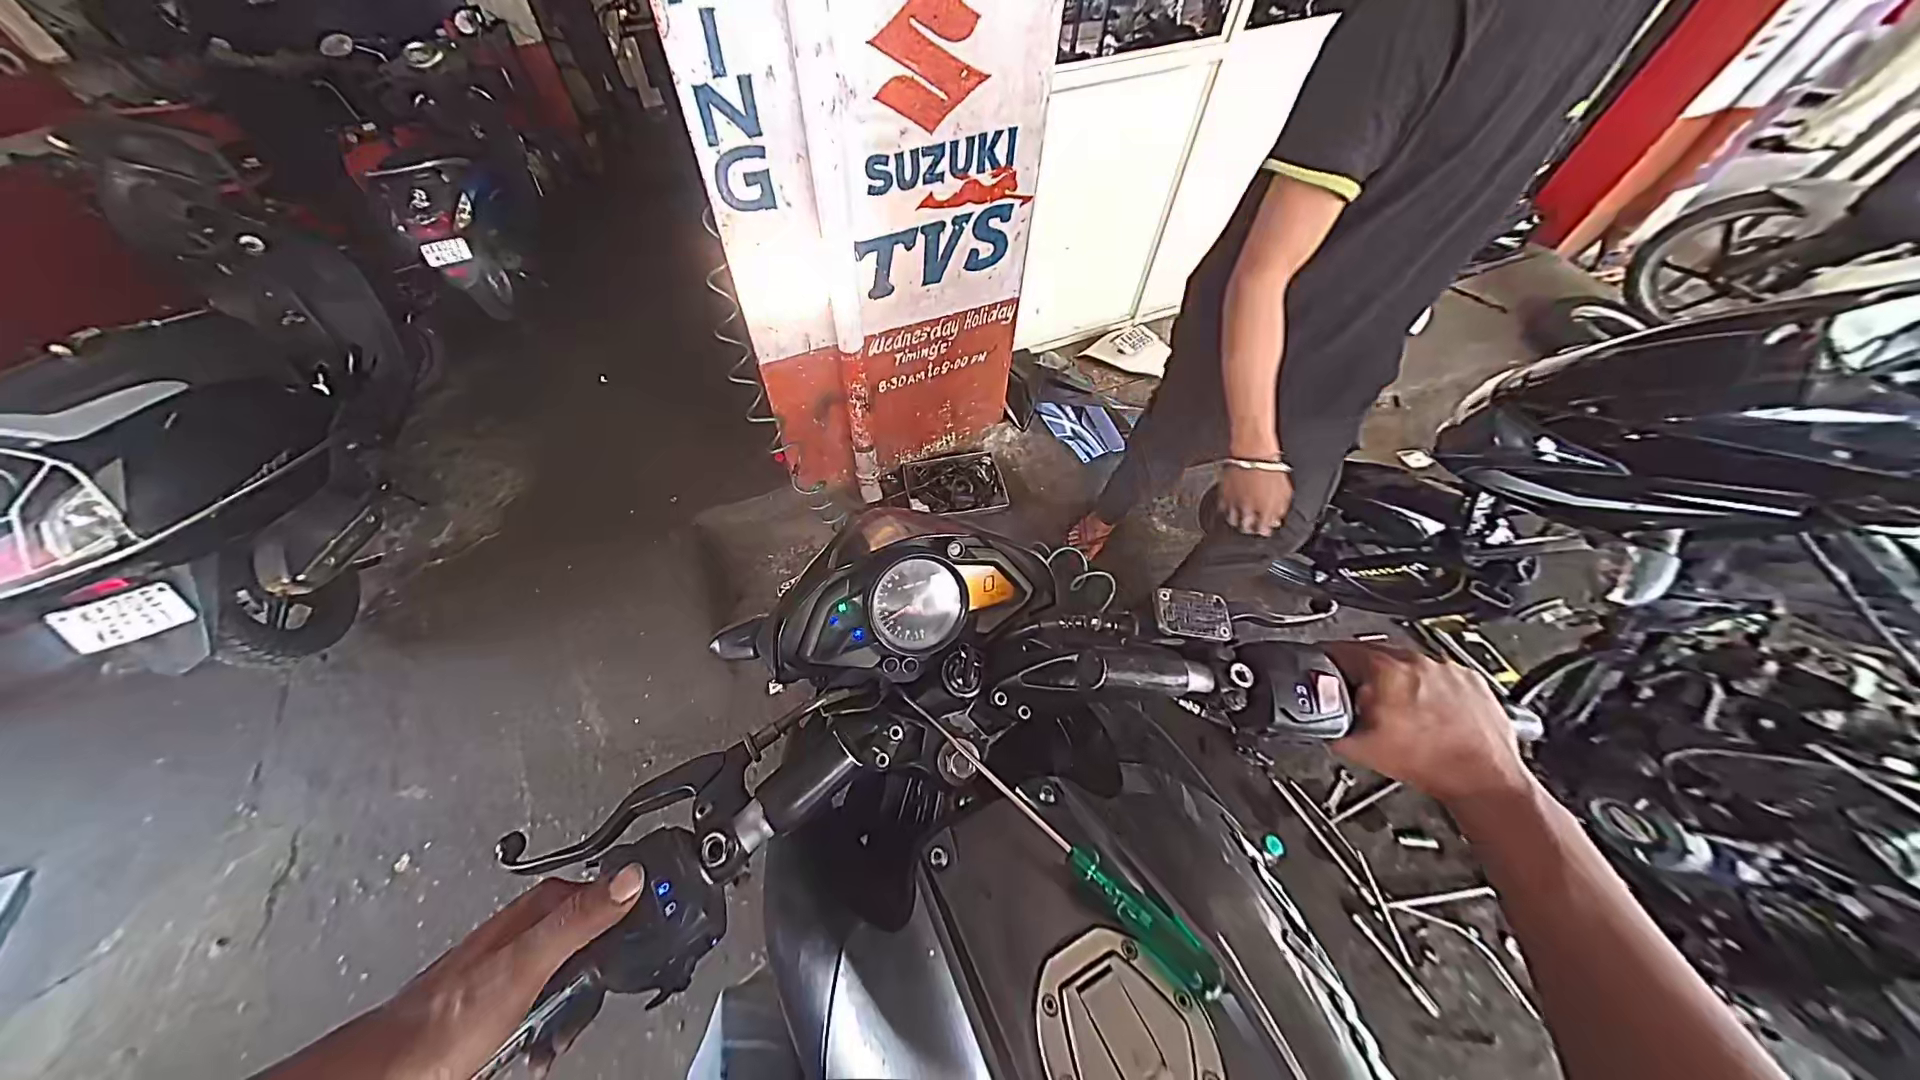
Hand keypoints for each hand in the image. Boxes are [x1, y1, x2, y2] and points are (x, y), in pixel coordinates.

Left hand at [257, 867, 642, 1079]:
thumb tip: (633, 874)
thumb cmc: (444, 1021)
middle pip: (599, 939)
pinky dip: (551, 1028)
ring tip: (547, 1033)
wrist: (389, 1074)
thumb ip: (582, 915)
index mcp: (545, 904)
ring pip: (577, 977)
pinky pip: (552, 1006)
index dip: (628, 923)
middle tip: (574, 1006)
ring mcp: (521, 961)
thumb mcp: (528, 962)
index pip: (615, 891)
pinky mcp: (510, 996)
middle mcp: (534, 925)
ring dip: (570, 1011)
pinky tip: (534, 1042)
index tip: (628, 953)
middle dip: (595, 981)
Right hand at [1219, 467, 1293, 536]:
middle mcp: (1248, 510)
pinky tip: (1232, 507)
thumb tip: (1275, 521)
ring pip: (1232, 521)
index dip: (1264, 530)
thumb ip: (1279, 509)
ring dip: (1238, 520)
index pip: (1262, 530)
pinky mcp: (1223, 495)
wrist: (1254, 454)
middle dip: (1250, 528)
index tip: (1264, 529)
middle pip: (1245, 528)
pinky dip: (1227, 510)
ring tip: (1241, 517)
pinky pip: (1223, 509)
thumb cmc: (1270, 470)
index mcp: (1264, 511)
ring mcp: (1234, 503)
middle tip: (1252, 525)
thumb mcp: (1284, 491)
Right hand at [1322, 641, 1533, 807]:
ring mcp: (1446, 668)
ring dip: (1394, 677)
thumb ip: (1328, 723)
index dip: (1325, 661)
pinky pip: (1436, 672)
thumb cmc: (1430, 764)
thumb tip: (1315, 713)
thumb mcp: (1357, 747)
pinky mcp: (1469, 678)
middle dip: (1360, 670)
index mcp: (1385, 670)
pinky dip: (1426, 685)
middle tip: (1359, 695)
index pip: (1339, 648)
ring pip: (1405, 662)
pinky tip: (1425, 709)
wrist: (1483, 780)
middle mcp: (1417, 661)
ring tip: (1397, 707)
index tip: (1325, 669)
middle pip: (1372, 651)